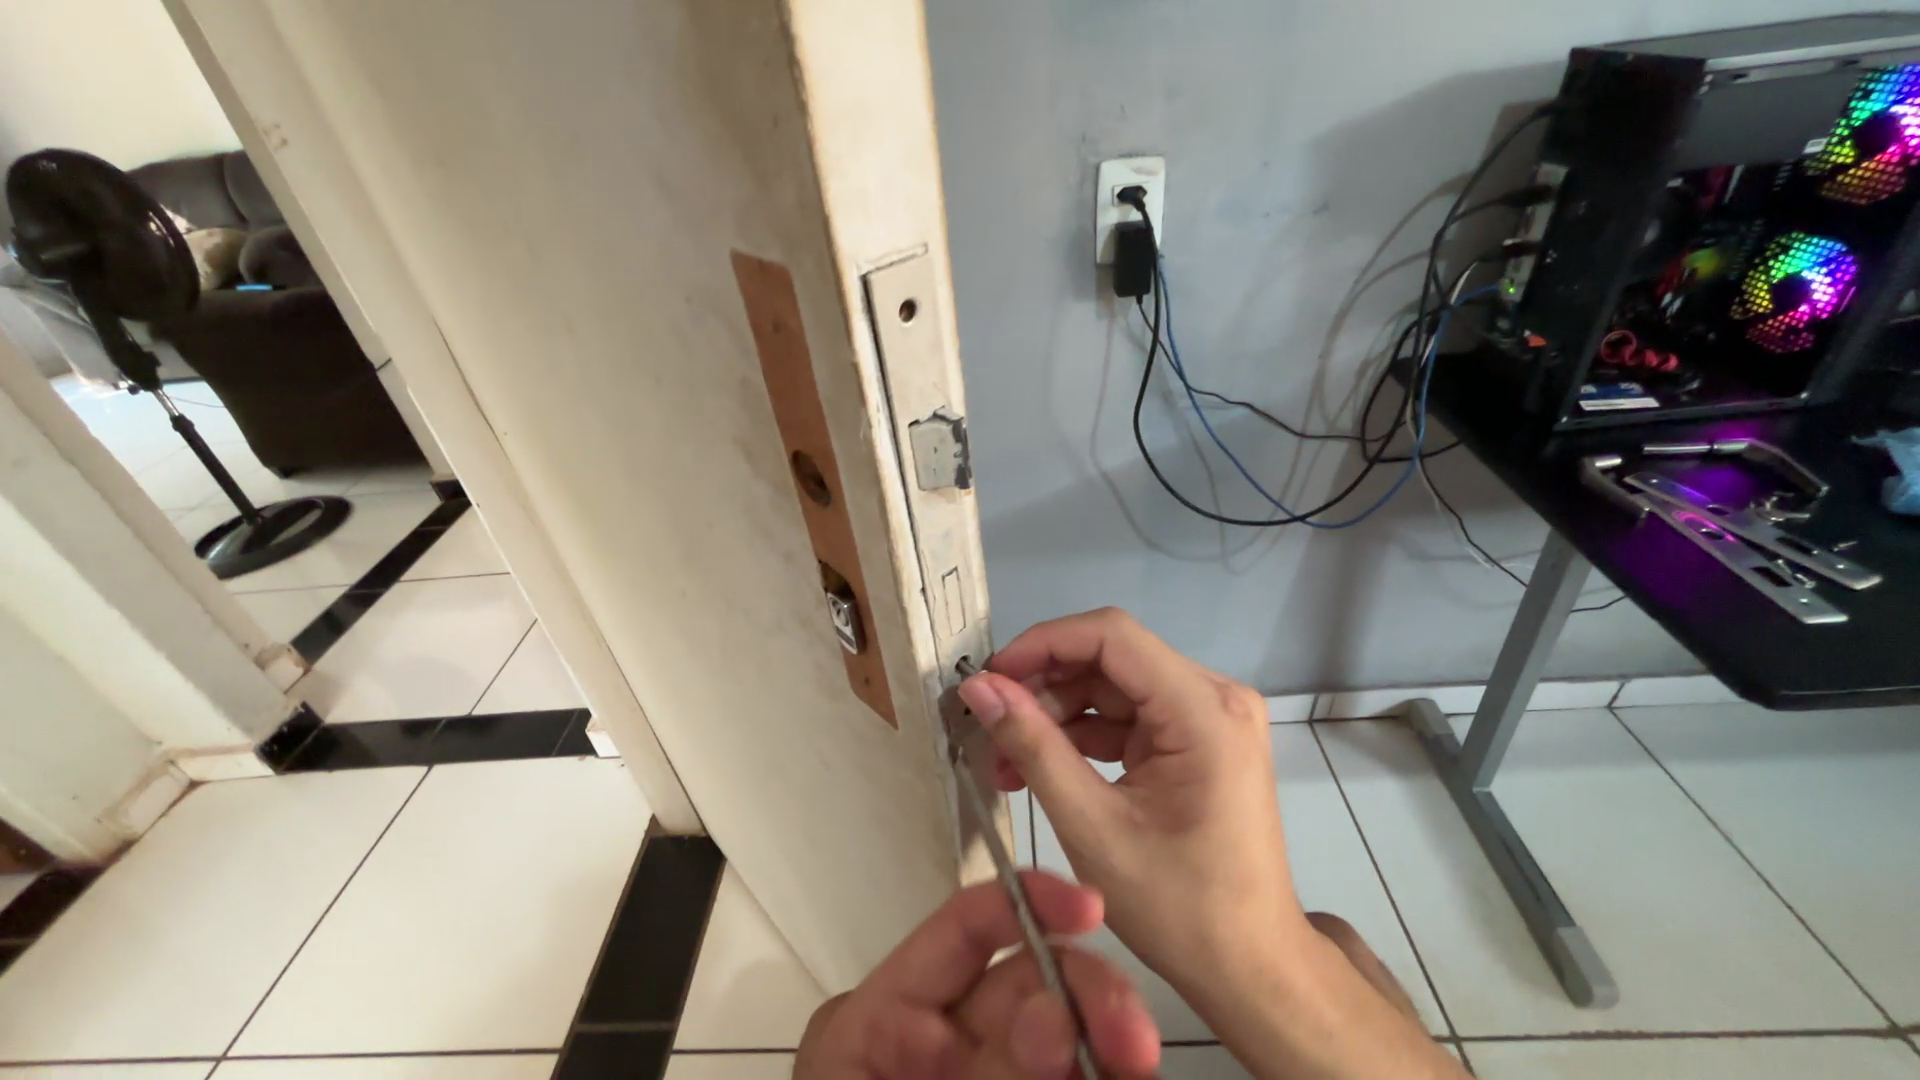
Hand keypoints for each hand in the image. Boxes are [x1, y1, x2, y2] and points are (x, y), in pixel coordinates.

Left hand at [793, 870, 1160, 1078]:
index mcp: (881, 1026)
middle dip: (1085, 997)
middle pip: (1030, 984)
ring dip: (1109, 1048)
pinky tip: (1126, 1079)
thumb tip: (1055, 1018)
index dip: (1024, 904)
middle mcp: (940, 1043)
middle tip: (1131, 1043)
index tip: (1089, 909)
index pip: (960, 931)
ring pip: (1068, 1040)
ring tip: (1134, 1067)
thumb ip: (984, 1079)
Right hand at [957, 607, 1308, 998]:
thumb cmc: (1180, 908)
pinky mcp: (1197, 740)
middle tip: (988, 730)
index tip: (989, 679)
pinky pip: (1127, 717)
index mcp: (1204, 711)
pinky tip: (1040, 769)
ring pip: (1112, 687)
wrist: (1249, 967)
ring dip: (1055, 716)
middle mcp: (1215, 697)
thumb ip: (1032, 748)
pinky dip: (1081, 737)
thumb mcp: (1092, 827)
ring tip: (1005, 763)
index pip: (1111, 635)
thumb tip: (977, 688)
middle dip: (1042, 689)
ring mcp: (1209, 717)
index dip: (1042, 644)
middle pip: (1110, 659)